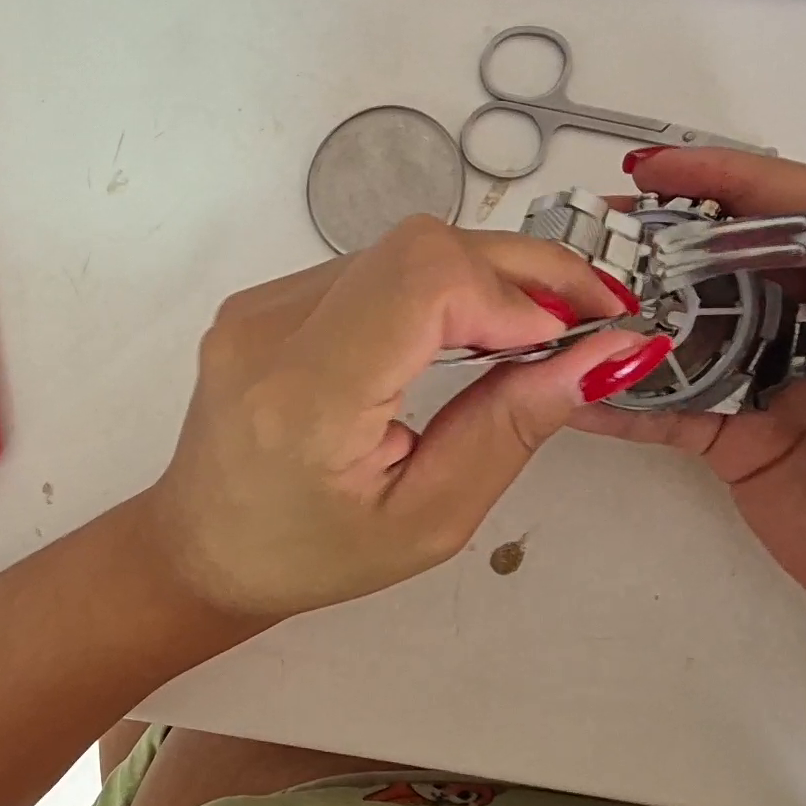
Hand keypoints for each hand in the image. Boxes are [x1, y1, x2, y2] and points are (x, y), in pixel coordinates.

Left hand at [143, 216, 671, 622]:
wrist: (205, 547)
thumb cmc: (309, 557)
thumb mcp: (426, 520)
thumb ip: (508, 429)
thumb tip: (600, 355)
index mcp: (305, 397)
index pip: (422, 280)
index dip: (513, 290)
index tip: (570, 336)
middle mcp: (267, 332)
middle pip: (416, 248)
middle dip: (517, 272)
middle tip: (583, 319)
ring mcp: (255, 309)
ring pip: (395, 252)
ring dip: (476, 279)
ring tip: (528, 331)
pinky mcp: (258, 304)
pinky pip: (364, 269)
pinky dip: (426, 290)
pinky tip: (458, 332)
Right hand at [576, 149, 805, 654]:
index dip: (743, 185)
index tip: (660, 174)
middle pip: (740, 266)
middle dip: (665, 246)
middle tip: (586, 242)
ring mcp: (778, 382)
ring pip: (694, 333)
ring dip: (632, 321)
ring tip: (563, 310)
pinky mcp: (737, 436)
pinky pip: (669, 409)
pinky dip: (621, 402)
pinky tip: (573, 395)